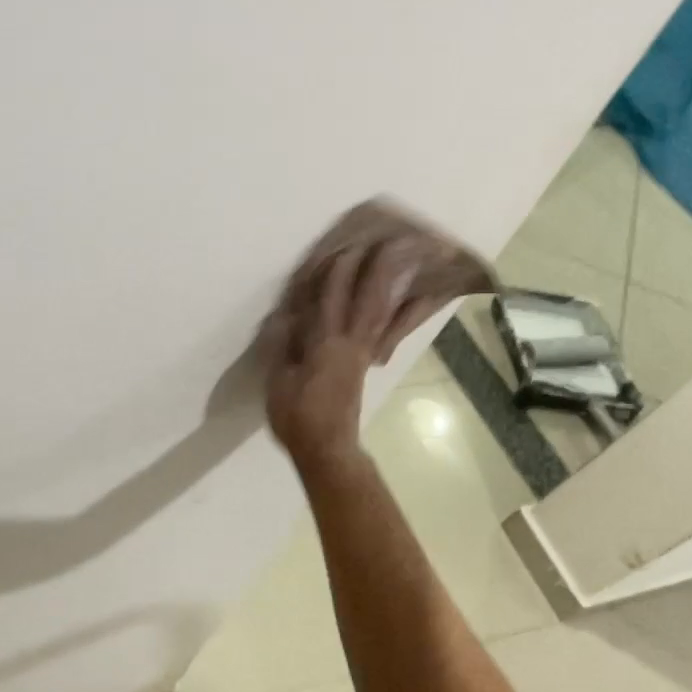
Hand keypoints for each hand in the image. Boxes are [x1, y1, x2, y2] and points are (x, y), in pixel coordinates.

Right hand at [262, 241, 417, 466]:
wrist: (326, 449)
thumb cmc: (296, 416)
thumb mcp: (278, 380)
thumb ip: (283, 345)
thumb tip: (286, 315)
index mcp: (325, 343)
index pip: (331, 298)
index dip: (338, 271)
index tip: (347, 244)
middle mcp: (350, 343)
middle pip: (368, 299)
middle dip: (377, 269)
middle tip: (391, 242)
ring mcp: (361, 353)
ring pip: (384, 313)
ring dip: (397, 287)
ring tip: (413, 263)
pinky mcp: (364, 364)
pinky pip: (388, 333)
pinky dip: (402, 316)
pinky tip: (410, 304)